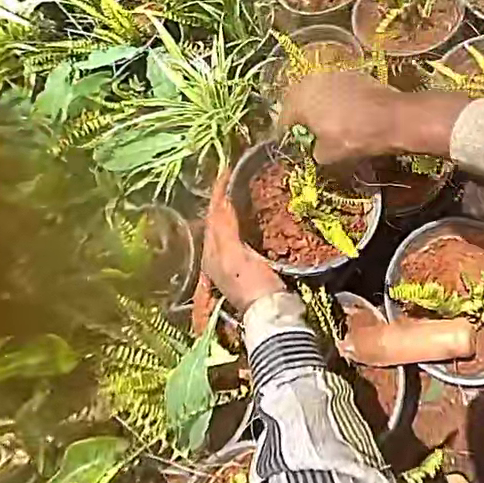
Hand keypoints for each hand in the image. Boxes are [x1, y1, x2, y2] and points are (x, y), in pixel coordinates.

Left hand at [202, 173, 284, 311]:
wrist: (272, 315)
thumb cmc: (252, 286)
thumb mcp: (235, 256)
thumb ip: (225, 229)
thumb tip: (222, 199)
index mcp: (211, 251)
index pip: (213, 212)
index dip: (219, 190)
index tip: (228, 167)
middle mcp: (217, 255)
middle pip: (219, 218)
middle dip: (225, 196)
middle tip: (237, 174)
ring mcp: (233, 261)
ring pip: (229, 225)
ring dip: (235, 206)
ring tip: (245, 188)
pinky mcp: (248, 265)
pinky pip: (243, 234)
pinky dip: (245, 219)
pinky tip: (256, 215)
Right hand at [277, 71, 404, 165]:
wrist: (393, 117)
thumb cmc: (355, 136)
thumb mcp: (328, 155)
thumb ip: (314, 151)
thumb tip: (316, 148)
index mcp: (300, 100)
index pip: (284, 119)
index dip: (287, 135)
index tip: (294, 144)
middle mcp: (312, 81)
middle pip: (298, 100)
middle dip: (301, 116)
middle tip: (309, 133)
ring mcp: (333, 74)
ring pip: (317, 91)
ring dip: (318, 105)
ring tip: (328, 122)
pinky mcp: (353, 74)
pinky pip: (336, 88)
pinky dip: (336, 99)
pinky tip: (347, 112)